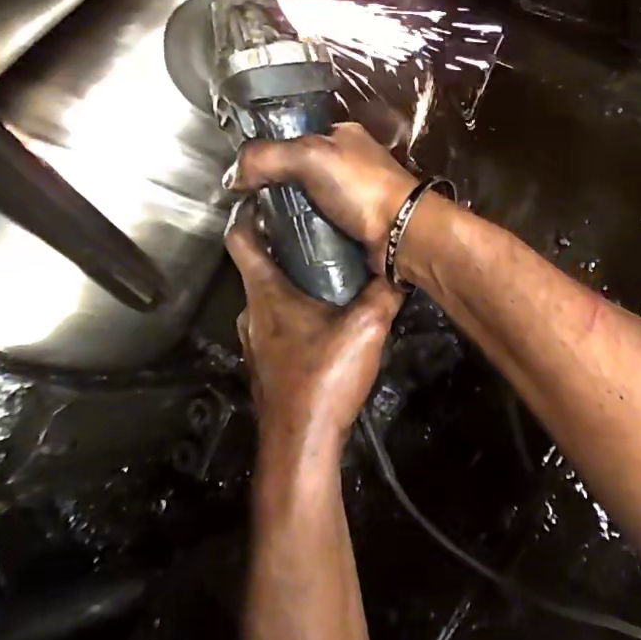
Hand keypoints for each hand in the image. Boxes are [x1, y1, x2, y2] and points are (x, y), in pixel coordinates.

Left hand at [227, 207, 404, 457]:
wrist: (301, 442)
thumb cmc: (325, 376)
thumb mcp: (366, 328)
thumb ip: (384, 294)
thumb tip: (400, 266)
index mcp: (266, 293)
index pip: (240, 239)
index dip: (247, 213)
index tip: (268, 196)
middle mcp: (252, 312)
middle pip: (258, 267)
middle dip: (283, 247)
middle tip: (319, 232)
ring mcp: (254, 342)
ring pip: (269, 299)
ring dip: (291, 283)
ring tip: (329, 273)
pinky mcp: (265, 364)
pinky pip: (277, 325)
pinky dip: (294, 313)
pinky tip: (326, 319)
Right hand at [229, 123, 417, 269]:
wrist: (401, 235)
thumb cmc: (359, 188)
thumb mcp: (308, 157)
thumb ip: (265, 157)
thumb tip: (233, 177)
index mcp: (343, 135)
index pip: (294, 136)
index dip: (268, 153)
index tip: (246, 176)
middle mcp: (350, 162)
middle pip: (298, 172)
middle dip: (276, 188)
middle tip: (252, 205)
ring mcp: (354, 196)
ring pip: (307, 201)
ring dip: (287, 213)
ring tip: (263, 226)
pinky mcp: (355, 225)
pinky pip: (318, 225)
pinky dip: (303, 231)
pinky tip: (285, 239)